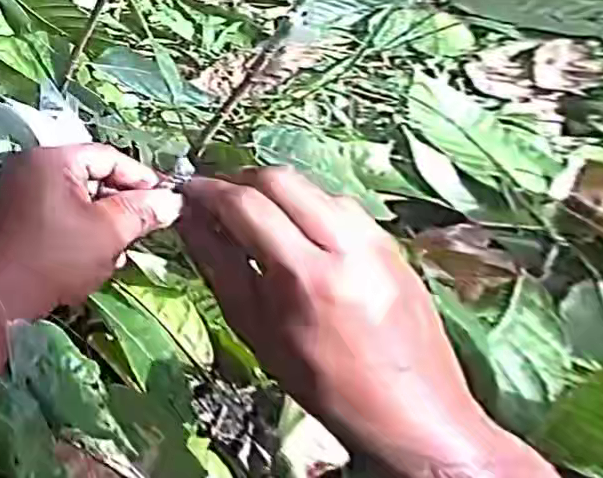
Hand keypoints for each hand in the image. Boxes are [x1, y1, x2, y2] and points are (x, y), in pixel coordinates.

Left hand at [0, 145, 182, 321]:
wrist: (0, 290)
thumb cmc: (56, 255)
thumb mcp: (107, 233)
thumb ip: (140, 212)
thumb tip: (171, 200)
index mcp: (52, 158)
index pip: (106, 155)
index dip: (140, 176)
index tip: (167, 199)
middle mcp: (32, 163)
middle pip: (89, 172)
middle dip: (121, 199)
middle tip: (149, 224)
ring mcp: (20, 185)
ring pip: (75, 193)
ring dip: (103, 216)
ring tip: (124, 245)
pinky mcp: (17, 209)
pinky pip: (58, 206)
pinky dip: (81, 223)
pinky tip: (99, 252)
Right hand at [180, 169, 555, 477]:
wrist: (421, 422)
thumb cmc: (323, 381)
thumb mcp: (252, 323)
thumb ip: (214, 259)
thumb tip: (182, 214)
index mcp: (308, 276)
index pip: (243, 202)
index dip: (205, 190)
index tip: (184, 192)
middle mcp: (348, 250)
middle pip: (277, 179)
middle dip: (237, 181)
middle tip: (218, 201)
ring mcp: (378, 245)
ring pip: (308, 186)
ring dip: (272, 191)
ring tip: (255, 216)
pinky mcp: (394, 248)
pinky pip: (337, 203)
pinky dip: (305, 204)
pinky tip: (295, 231)